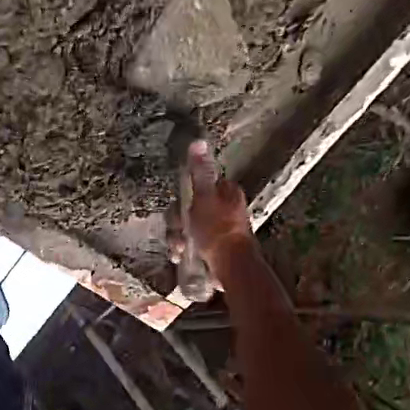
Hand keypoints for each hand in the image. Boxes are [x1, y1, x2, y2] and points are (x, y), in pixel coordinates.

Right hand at [181, 139, 254, 272]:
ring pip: (189, 227)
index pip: (199, 187)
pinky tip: (181, 256)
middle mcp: (226, 209)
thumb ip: (199, 172)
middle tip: (180, 231)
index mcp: (227, 193)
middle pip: (190, 208)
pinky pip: (192, 243)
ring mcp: (221, 230)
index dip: (185, 198)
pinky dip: (184, 249)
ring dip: (179, 237)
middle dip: (179, 222)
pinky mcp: (215, 248)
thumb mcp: (204, 197)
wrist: (230, 267)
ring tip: (179, 248)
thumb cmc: (217, 230)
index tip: (180, 209)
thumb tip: (198, 142)